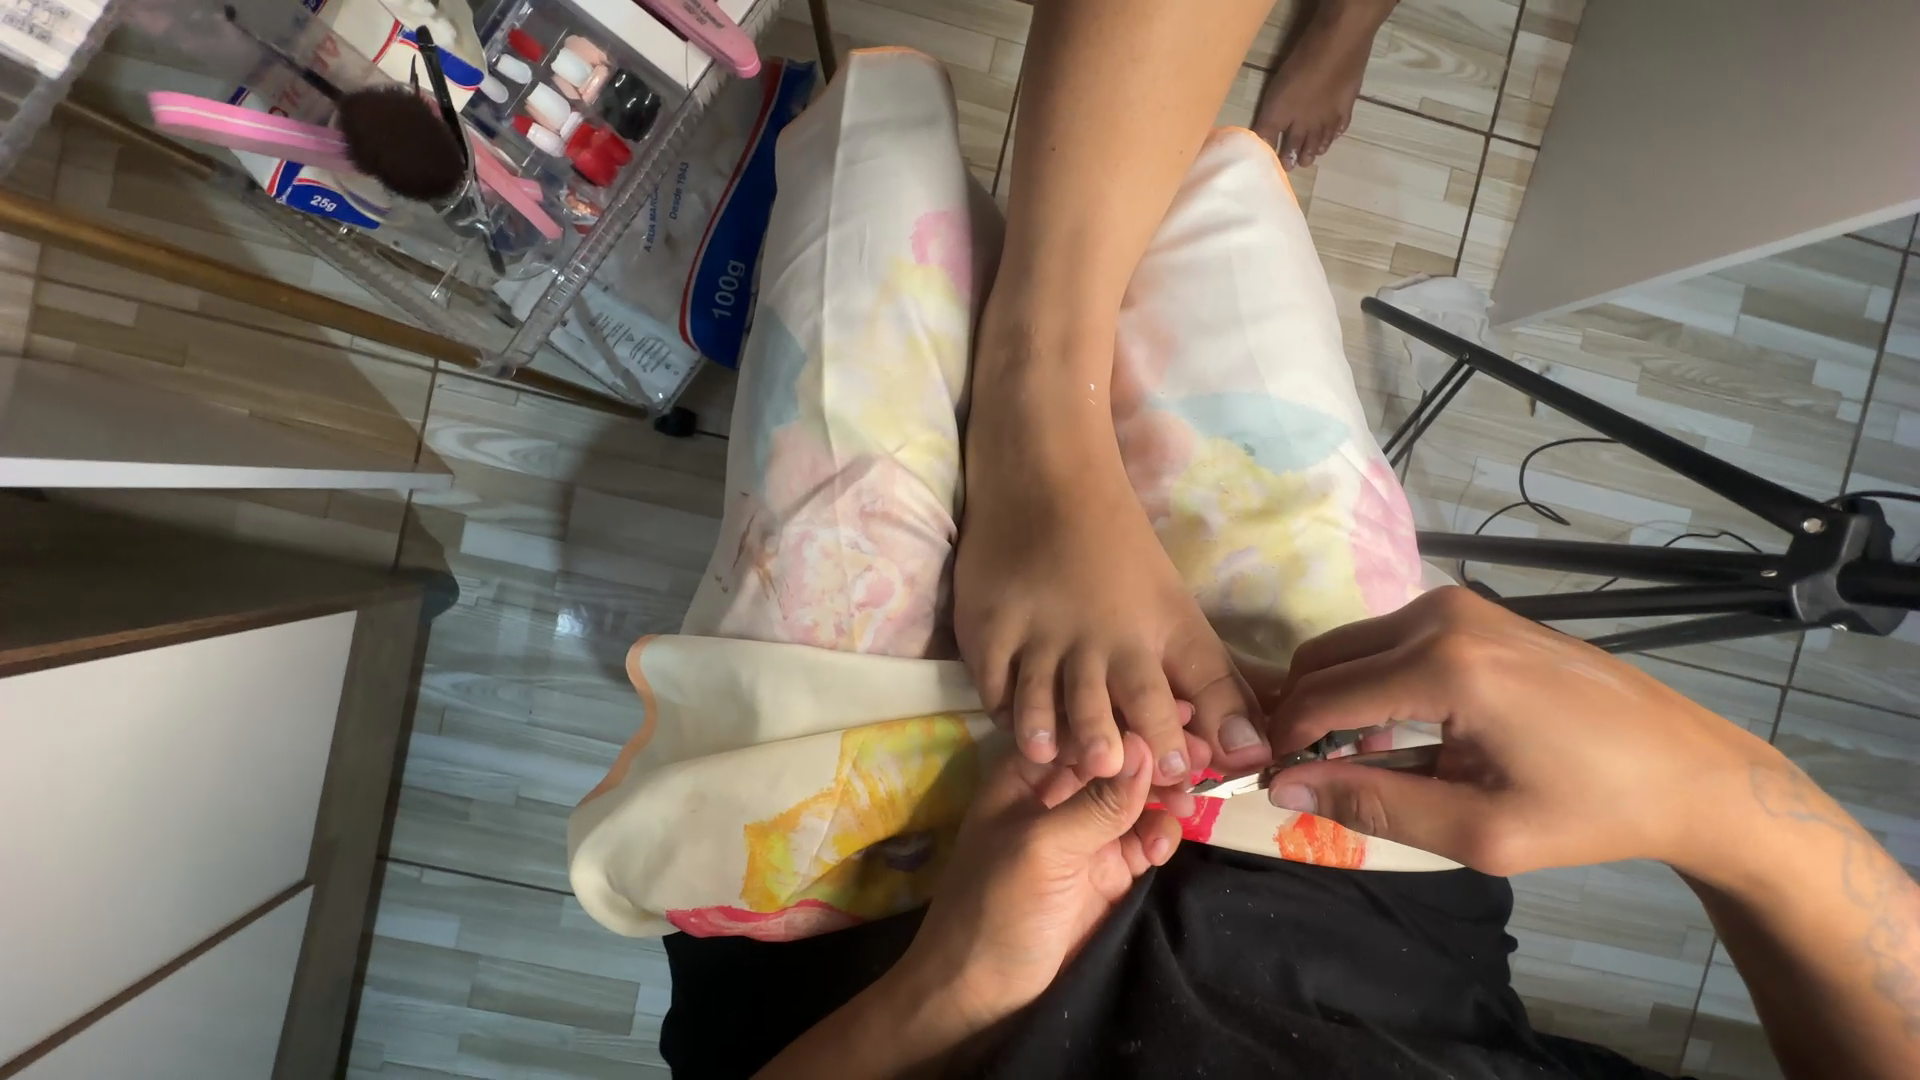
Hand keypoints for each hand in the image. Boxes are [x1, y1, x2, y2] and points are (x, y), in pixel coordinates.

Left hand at [893, 732, 1182, 1030]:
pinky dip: (1161, 835)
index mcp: (1027, 774)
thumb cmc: (995, 908)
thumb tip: (1144, 745)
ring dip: (1166, 793)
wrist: (982, 997)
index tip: (1176, 706)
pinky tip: (1166, 841)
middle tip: (1200, 750)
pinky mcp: (1109, 872)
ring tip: (1191, 796)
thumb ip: (1095, 803)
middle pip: (1116, 761)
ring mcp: (1086, 834)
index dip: (1127, 718)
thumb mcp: (1041, 848)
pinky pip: (1145, 840)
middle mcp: (1058, 795)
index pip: (1083, 730)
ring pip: (1137, 798)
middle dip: (1155, 754)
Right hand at [955, 332, 1265, 789]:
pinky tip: (1012, 729)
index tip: (1173, 777)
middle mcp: (1089, 643)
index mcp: (1142, 637)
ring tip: (1049, 760)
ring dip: (1047, 738)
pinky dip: (1003, 713)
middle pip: (1097, 714)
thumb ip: (1214, 683)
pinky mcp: (987, 631)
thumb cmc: (1119, 547)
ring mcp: (1032, 637)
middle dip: (1105, 749)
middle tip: (1107, 772)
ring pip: (1038, 707)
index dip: (1169, 749)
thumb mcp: (1178, 612)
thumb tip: (1252, 751)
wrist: (1046, 481)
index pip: (1163, 709)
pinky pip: (992, 686)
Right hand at [1261, 587, 1788, 876]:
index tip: (1273, 777)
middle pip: (1322, 658)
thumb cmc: (1592, 811)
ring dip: (1332, 695)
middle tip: (1305, 767)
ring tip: (1354, 753)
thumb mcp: (1480, 832)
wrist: (1697, 773)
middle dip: (1299, 713)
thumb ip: (1371, 804)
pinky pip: (1382, 638)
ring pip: (1347, 645)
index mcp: (1443, 666)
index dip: (1286, 739)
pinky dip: (1366, 678)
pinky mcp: (1467, 607)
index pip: (1321, 695)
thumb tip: (1279, 786)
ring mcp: (1454, 603)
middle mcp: (1437, 616)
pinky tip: (1394, 724)